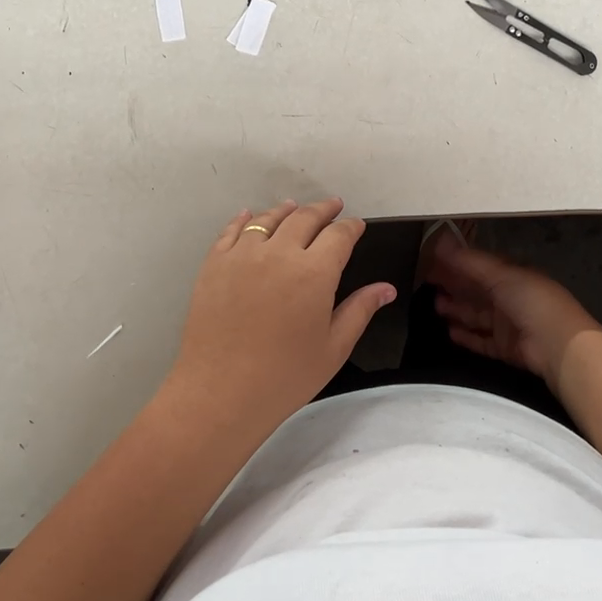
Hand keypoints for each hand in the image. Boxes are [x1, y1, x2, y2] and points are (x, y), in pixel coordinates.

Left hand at [168, 199, 394, 427]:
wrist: (219, 394)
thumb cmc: (284, 377)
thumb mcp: (333, 348)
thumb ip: (360, 310)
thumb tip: (386, 289)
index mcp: (315, 273)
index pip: (339, 236)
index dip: (351, 227)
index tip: (357, 226)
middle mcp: (280, 253)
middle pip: (305, 218)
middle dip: (323, 210)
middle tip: (333, 206)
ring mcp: (243, 256)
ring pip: (268, 219)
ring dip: (286, 210)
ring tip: (294, 207)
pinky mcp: (214, 264)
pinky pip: (232, 231)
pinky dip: (245, 219)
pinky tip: (249, 217)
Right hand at [418, 227, 601, 381]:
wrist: (557, 345)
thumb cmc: (531, 301)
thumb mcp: (501, 274)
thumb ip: (469, 261)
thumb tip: (440, 240)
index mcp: (513, 275)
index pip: (481, 266)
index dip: (458, 263)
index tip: (433, 261)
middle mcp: (511, 297)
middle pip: (477, 291)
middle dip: (455, 286)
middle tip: (428, 284)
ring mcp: (509, 324)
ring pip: (477, 315)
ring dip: (458, 310)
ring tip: (435, 306)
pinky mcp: (506, 348)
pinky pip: (482, 340)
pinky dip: (467, 336)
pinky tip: (450, 332)